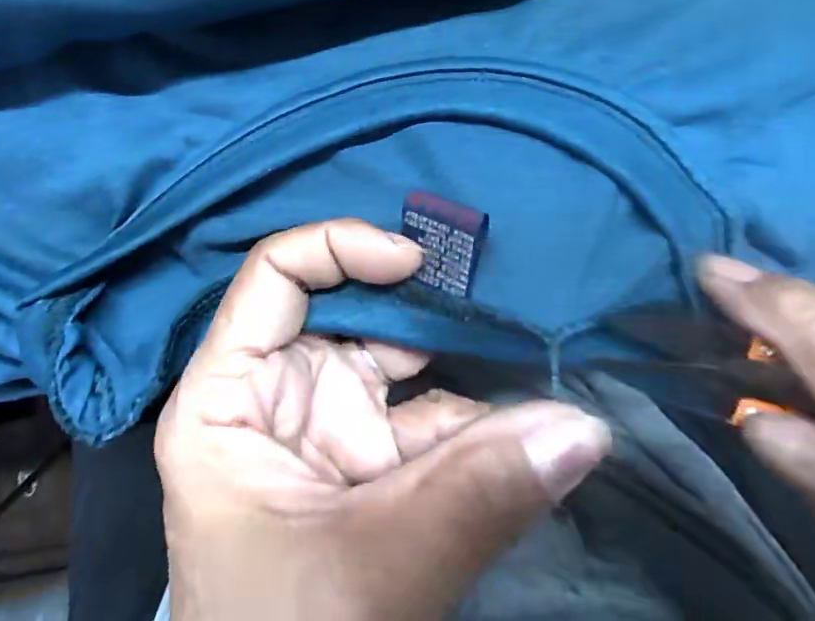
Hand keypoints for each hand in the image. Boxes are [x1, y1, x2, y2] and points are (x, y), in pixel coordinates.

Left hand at [156, 218, 612, 620]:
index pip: (275, 277)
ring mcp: (329, 423)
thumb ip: (475, 494)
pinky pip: (433, 416)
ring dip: (461, 353)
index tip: (415, 261)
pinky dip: (482, 418)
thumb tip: (583, 426)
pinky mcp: (372, 459)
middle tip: (490, 282)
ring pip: (399, 359)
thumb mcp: (368, 567)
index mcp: (232, 396)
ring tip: (523, 329)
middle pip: (346, 307)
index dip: (341, 247)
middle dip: (418, 296)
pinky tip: (532, 413)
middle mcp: (278, 394)